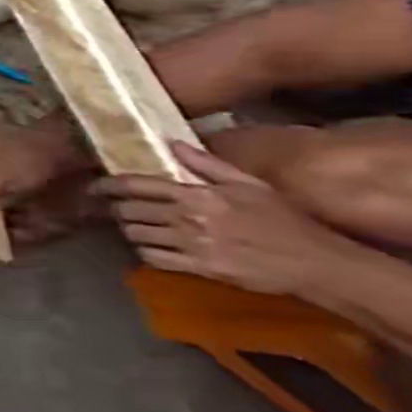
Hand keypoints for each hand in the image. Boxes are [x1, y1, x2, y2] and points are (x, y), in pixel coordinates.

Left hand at [92, 142, 363, 295]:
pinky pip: (153, 259)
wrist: (317, 263)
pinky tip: (149, 247)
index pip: (136, 185)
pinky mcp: (200, 268)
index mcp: (197, 194)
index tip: (95, 186)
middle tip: (113, 207)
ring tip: (131, 225)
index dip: (108, 185)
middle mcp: (188, 219)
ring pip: (137, 235)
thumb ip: (206, 163)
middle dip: (115, 208)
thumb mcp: (249, 184)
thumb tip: (172, 142)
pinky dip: (144, 252)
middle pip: (129, 211)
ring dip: (128, 230)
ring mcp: (192, 245)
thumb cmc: (283, 220)